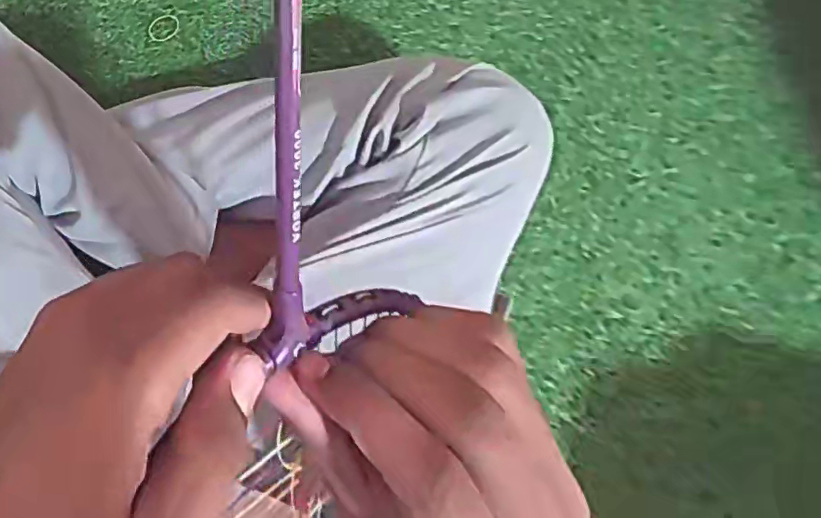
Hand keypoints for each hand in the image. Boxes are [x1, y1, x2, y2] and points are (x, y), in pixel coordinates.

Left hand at [0, 253, 268, 517]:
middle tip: (246, 359)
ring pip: (155, 272)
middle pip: (184, 272)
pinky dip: (157, 302)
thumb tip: (249, 364)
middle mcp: (94, 318)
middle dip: (226, 299)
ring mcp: (66, 311)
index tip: (278, 342)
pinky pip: (124, 286)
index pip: (211, 295)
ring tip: (205, 362)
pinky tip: (158, 358)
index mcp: (124, 367)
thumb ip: (211, 447)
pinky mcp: (51, 318)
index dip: (255, 308)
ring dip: (192, 300)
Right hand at [262, 306, 587, 517]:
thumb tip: (278, 375)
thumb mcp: (365, 508)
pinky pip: (485, 332)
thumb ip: (327, 442)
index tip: (309, 374)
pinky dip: (433, 321)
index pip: (432, 468)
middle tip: (334, 362)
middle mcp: (531, 489)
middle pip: (456, 403)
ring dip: (402, 336)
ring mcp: (541, 433)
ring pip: (474, 357)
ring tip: (367, 352)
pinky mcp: (533, 383)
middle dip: (376, 363)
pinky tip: (406, 339)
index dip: (361, 406)